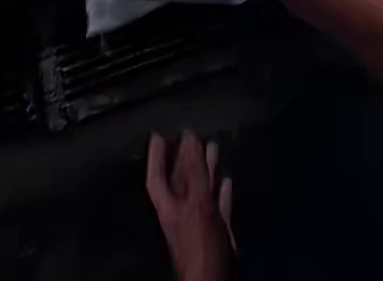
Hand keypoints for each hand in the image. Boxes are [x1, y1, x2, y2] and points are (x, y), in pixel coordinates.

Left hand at [146, 129, 233, 280]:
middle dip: (186, 158)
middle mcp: (182, 213)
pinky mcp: (216, 232)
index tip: (158, 136)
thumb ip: (194, 171)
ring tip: (212, 148)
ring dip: (206, 170)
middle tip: (190, 136)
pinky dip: (221, 192)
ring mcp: (199, 223)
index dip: (156, 157)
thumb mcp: (197, 203)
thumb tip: (189, 138)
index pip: (157, 177)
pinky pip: (217, 206)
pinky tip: (227, 182)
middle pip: (181, 180)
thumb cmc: (201, 246)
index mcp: (170, 207)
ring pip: (200, 190)